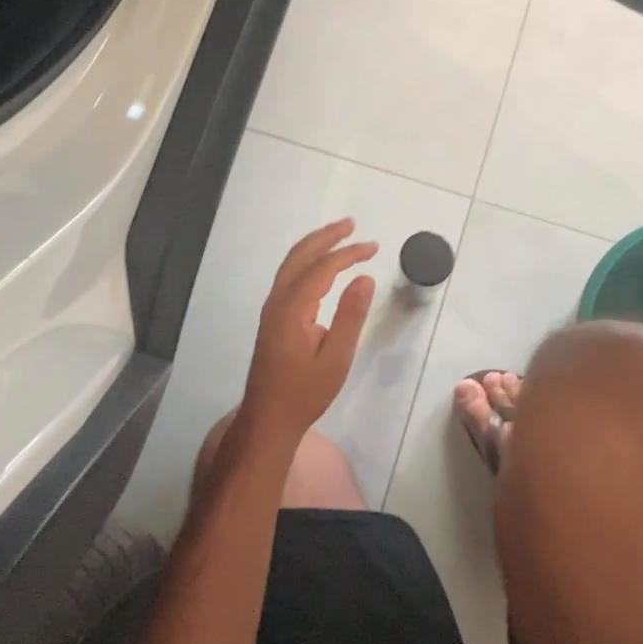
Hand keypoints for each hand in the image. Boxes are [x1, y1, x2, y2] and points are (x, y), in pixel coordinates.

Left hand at [238, 218, 377, 445]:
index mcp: (292, 308)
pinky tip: (321, 265)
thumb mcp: (336, 357)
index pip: (322, 267)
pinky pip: (289, 276)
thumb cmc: (305, 393)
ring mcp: (271, 308)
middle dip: (326, 236)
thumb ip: (350, 315)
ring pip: (291, 264)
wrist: (268, 418)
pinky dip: (307, 261)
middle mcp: (277, 301)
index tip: (374, 248)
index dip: (348, 253)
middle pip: (300, 256)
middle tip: (352, 225)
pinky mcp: (272, 317)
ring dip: (315, 246)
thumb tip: (365, 278)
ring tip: (339, 236)